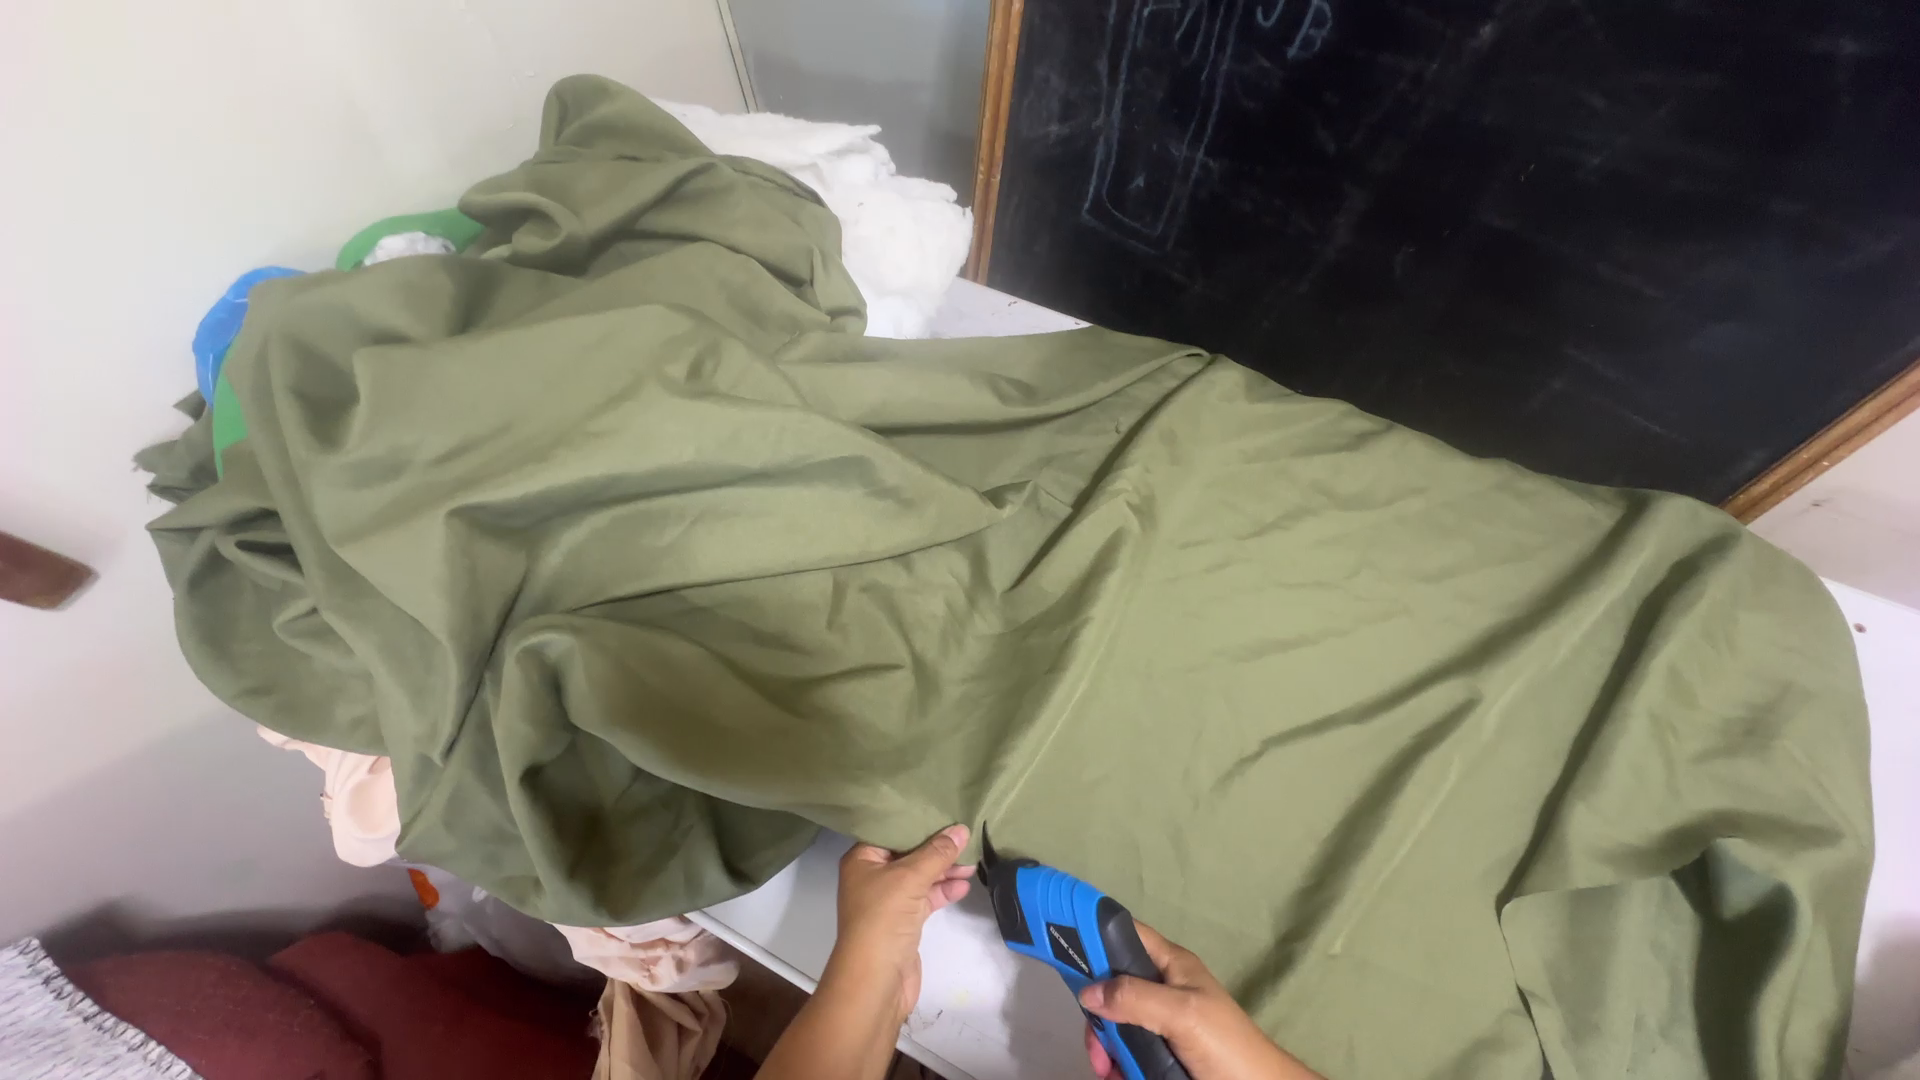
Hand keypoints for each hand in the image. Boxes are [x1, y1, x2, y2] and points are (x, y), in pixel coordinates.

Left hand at [821, 824, 974, 1024]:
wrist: (876, 982)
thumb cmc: (883, 919)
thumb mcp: (910, 878)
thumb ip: (937, 853)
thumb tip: (962, 829)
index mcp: (862, 859)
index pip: (891, 830)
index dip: (917, 821)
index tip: (944, 809)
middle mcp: (872, 876)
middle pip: (909, 853)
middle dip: (937, 848)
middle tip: (966, 837)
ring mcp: (888, 900)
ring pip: (920, 876)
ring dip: (944, 870)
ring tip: (972, 862)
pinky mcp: (903, 921)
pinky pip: (926, 897)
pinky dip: (943, 891)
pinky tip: (963, 885)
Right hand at [1080, 921, 1323, 1079]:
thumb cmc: (1227, 1047)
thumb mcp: (1182, 1014)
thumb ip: (1135, 997)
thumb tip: (1087, 992)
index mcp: (1169, 964)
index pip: (1124, 932)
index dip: (1094, 932)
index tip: (1062, 944)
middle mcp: (1160, 987)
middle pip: (1110, 984)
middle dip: (1096, 1012)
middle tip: (1096, 1043)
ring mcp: (1159, 1022)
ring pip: (1113, 1022)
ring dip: (1104, 1046)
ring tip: (1108, 1071)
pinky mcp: (1158, 1054)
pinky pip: (1124, 1051)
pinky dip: (1115, 1065)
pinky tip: (1116, 1077)